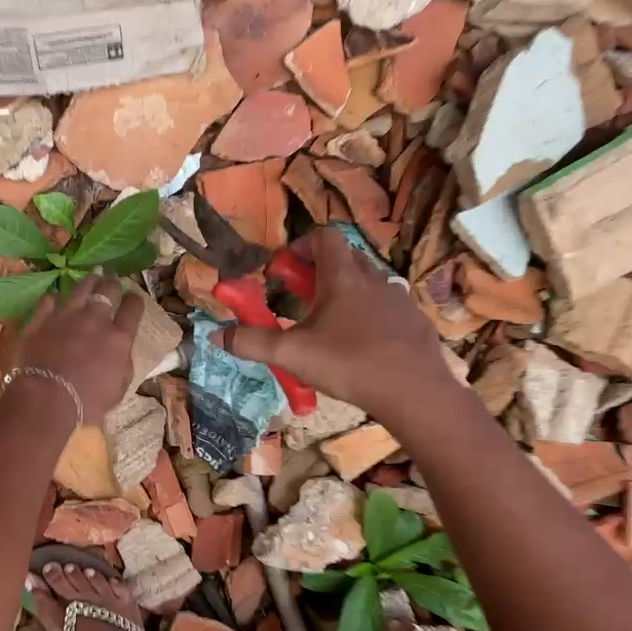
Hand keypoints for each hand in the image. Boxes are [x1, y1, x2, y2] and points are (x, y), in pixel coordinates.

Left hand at [16, 275, 143, 425]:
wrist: (47, 398)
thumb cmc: (87, 402)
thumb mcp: (118, 389)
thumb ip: (123, 364)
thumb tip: (121, 351)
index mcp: (118, 337)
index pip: (133, 309)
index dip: (134, 301)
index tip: (133, 299)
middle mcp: (95, 319)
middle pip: (108, 291)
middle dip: (113, 284)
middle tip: (112, 282)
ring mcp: (66, 315)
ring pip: (80, 288)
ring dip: (88, 282)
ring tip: (92, 277)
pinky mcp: (41, 319)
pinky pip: (49, 299)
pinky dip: (55, 298)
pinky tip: (56, 298)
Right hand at [212, 228, 454, 423]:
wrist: (415, 392)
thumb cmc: (349, 363)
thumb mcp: (290, 355)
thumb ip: (251, 343)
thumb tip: (216, 336)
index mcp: (342, 278)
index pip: (325, 237)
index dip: (301, 245)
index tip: (283, 269)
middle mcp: (373, 280)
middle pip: (345, 258)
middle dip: (318, 270)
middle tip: (299, 297)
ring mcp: (399, 301)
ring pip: (367, 283)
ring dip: (344, 293)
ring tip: (327, 324)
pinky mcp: (415, 323)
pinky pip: (386, 308)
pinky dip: (367, 316)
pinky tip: (358, 346)